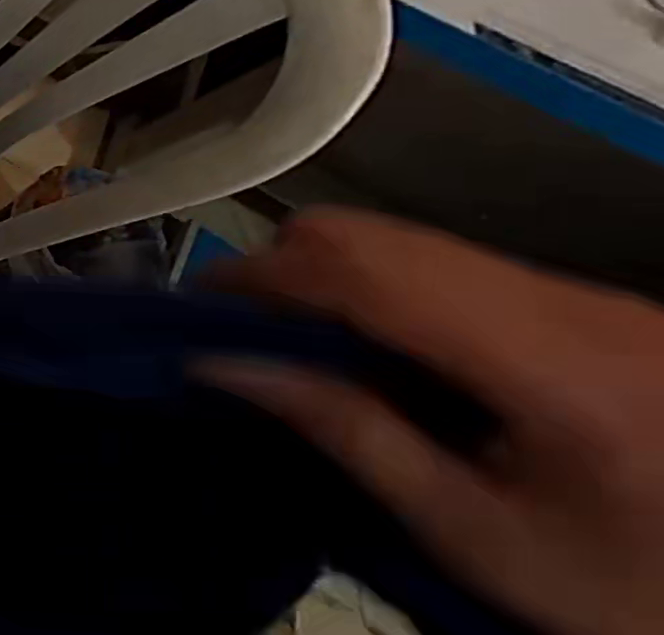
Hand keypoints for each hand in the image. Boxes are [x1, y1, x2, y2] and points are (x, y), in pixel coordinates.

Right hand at [200, 209, 663, 634]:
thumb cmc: (639, 588)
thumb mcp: (482, 536)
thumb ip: (348, 434)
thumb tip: (223, 365)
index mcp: (552, 369)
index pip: (365, 275)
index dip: (264, 274)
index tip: (202, 302)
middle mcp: (565, 304)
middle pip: (369, 234)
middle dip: (283, 264)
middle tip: (252, 323)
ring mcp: (576, 292)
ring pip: (394, 236)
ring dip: (322, 271)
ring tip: (305, 333)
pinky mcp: (576, 296)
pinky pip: (431, 258)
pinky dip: (368, 281)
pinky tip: (377, 340)